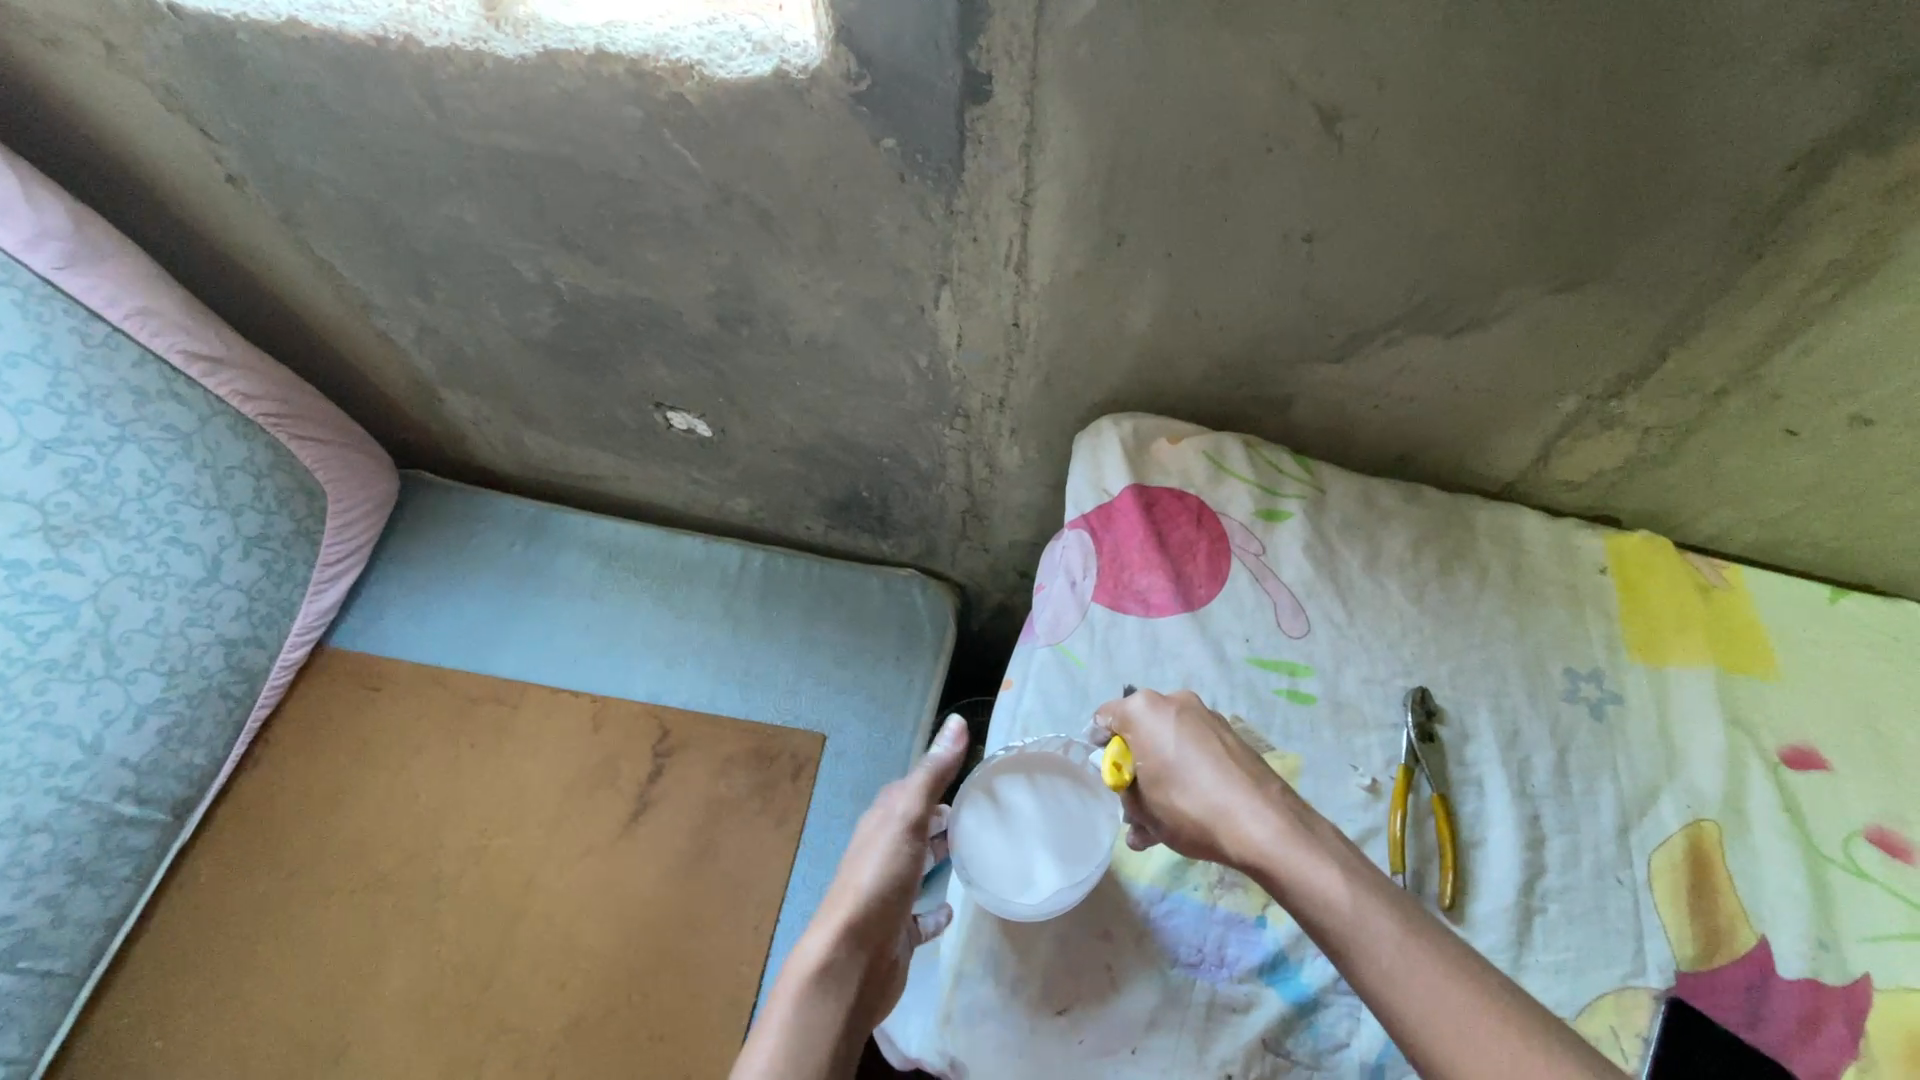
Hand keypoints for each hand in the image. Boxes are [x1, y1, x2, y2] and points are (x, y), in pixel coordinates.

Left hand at [796, 712, 968, 1033]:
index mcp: (881, 823)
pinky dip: (936, 912)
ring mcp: (889, 894)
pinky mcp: (898, 932)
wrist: (851, 960)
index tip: (970, 774)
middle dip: (941, 818)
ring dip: (939, 858)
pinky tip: (953, 911)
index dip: (935, 780)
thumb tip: (956, 721)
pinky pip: (921, 917)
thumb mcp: (907, 817)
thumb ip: (933, 773)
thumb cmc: (878, 880)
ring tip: (976, 852)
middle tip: (981, 813)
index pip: (908, 791)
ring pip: (918, 867)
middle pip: (915, 828)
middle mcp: (882, 854)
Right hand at [1089, 688, 1300, 871]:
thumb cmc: (1187, 808)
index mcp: (1143, 710)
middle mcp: (1174, 702)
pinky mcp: (1230, 736)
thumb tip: (1130, 784)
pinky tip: (1186, 814)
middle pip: (1139, 731)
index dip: (1099, 746)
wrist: (1263, 824)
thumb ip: (1124, 787)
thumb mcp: (1140, 806)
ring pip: (1168, 745)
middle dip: (1133, 767)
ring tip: (1156, 824)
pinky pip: (1194, 751)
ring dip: (1159, 777)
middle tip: (1132, 804)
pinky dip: (1185, 774)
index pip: (1104, 718)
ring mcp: (1206, 717)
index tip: (1105, 774)